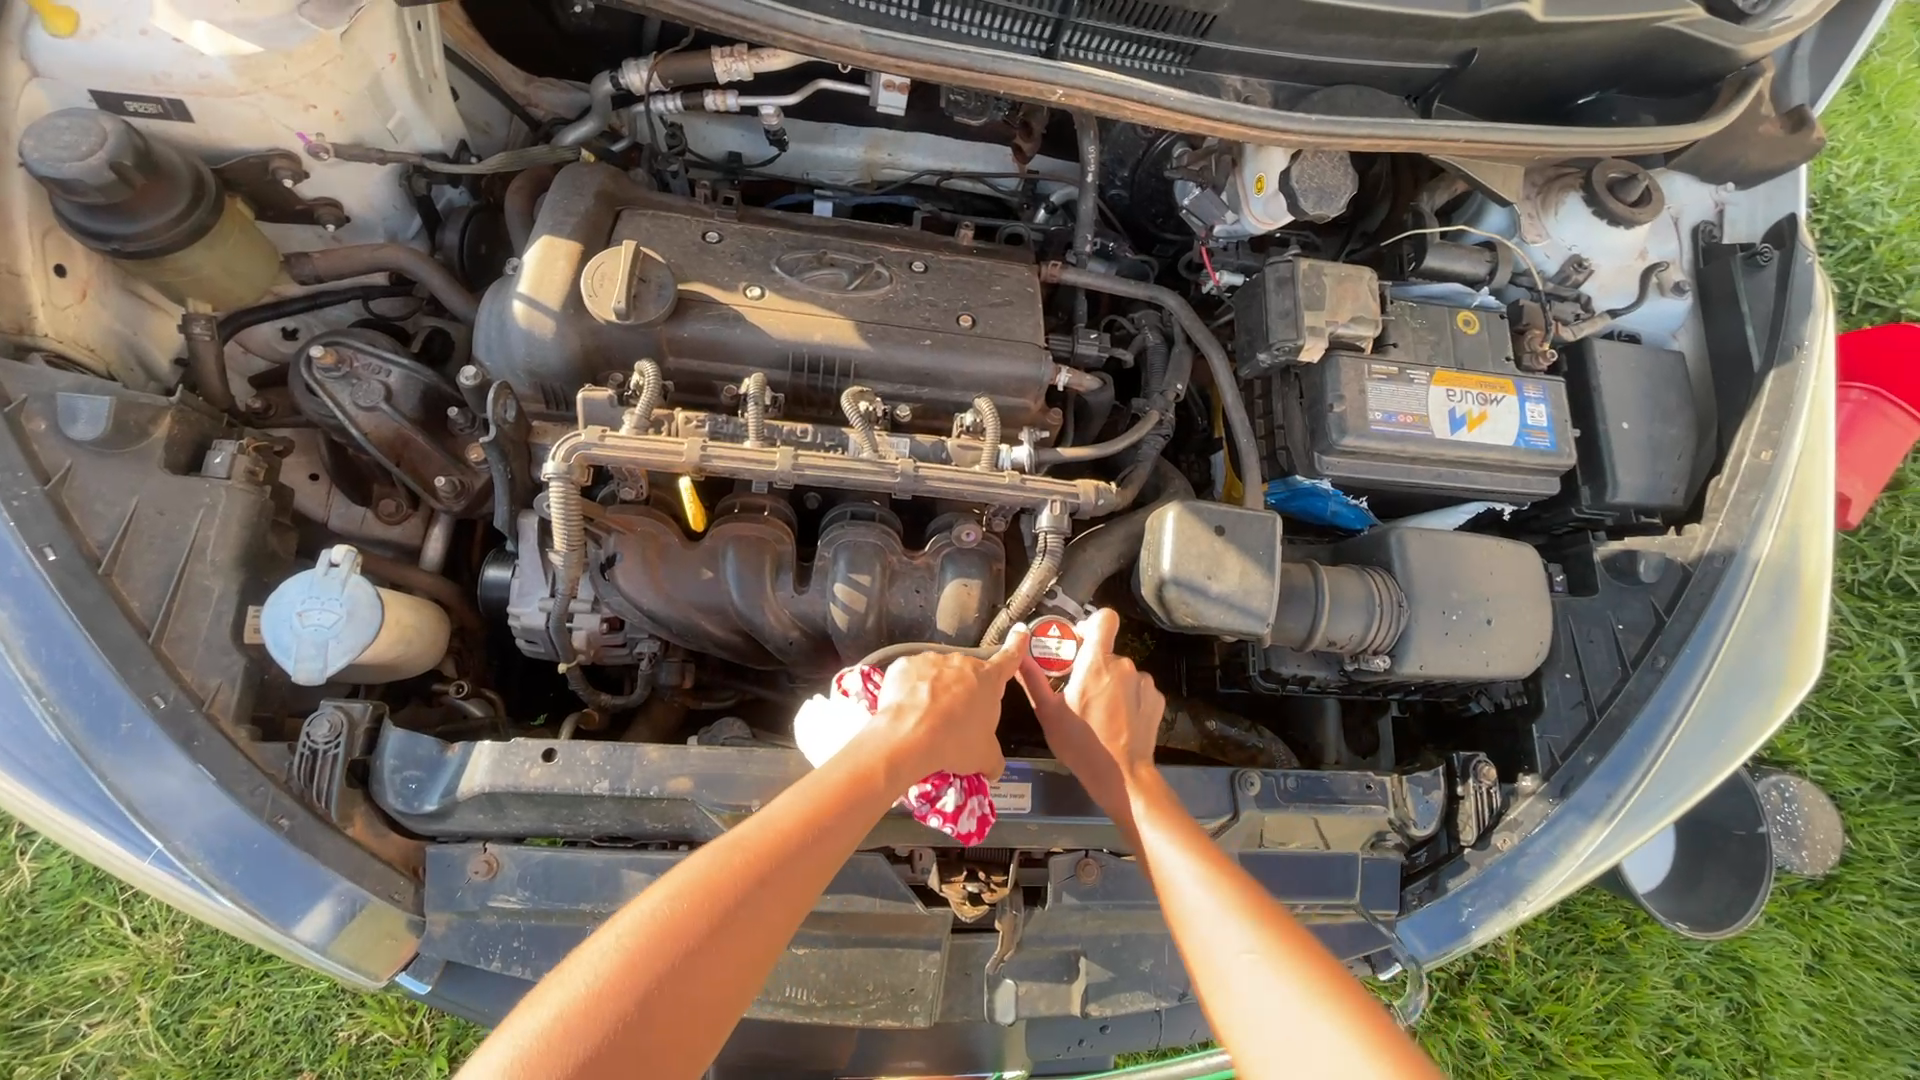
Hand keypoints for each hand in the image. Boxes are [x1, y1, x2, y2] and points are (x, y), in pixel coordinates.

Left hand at [866, 628, 1028, 783]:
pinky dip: (910, 690)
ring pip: (937, 674)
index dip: (1017, 646)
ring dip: (935, 690)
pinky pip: (911, 676)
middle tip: (954, 719)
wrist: (909, 737)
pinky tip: (907, 711)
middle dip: (964, 691)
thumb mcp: (984, 757)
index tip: (1020, 632)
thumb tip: (993, 768)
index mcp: (988, 680)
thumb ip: (994, 759)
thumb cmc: (955, 743)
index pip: (1009, 658)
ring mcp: (931, 660)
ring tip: (927, 718)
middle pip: (968, 674)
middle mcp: (962, 663)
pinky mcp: (905, 664)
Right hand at [1015, 609, 1164, 832]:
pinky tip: (1118, 720)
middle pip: (1107, 651)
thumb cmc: (1081, 743)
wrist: (1122, 777)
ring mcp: (1144, 683)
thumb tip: (1018, 653)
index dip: (1091, 624)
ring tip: (1098, 710)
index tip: (1078, 642)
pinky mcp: (1157, 700)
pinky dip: (1127, 697)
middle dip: (1093, 664)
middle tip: (1077, 689)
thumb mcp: (1048, 712)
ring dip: (1111, 682)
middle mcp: (1124, 665)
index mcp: (1097, 662)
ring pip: (1122, 672)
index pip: (1104, 618)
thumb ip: (1033, 678)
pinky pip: (1138, 688)